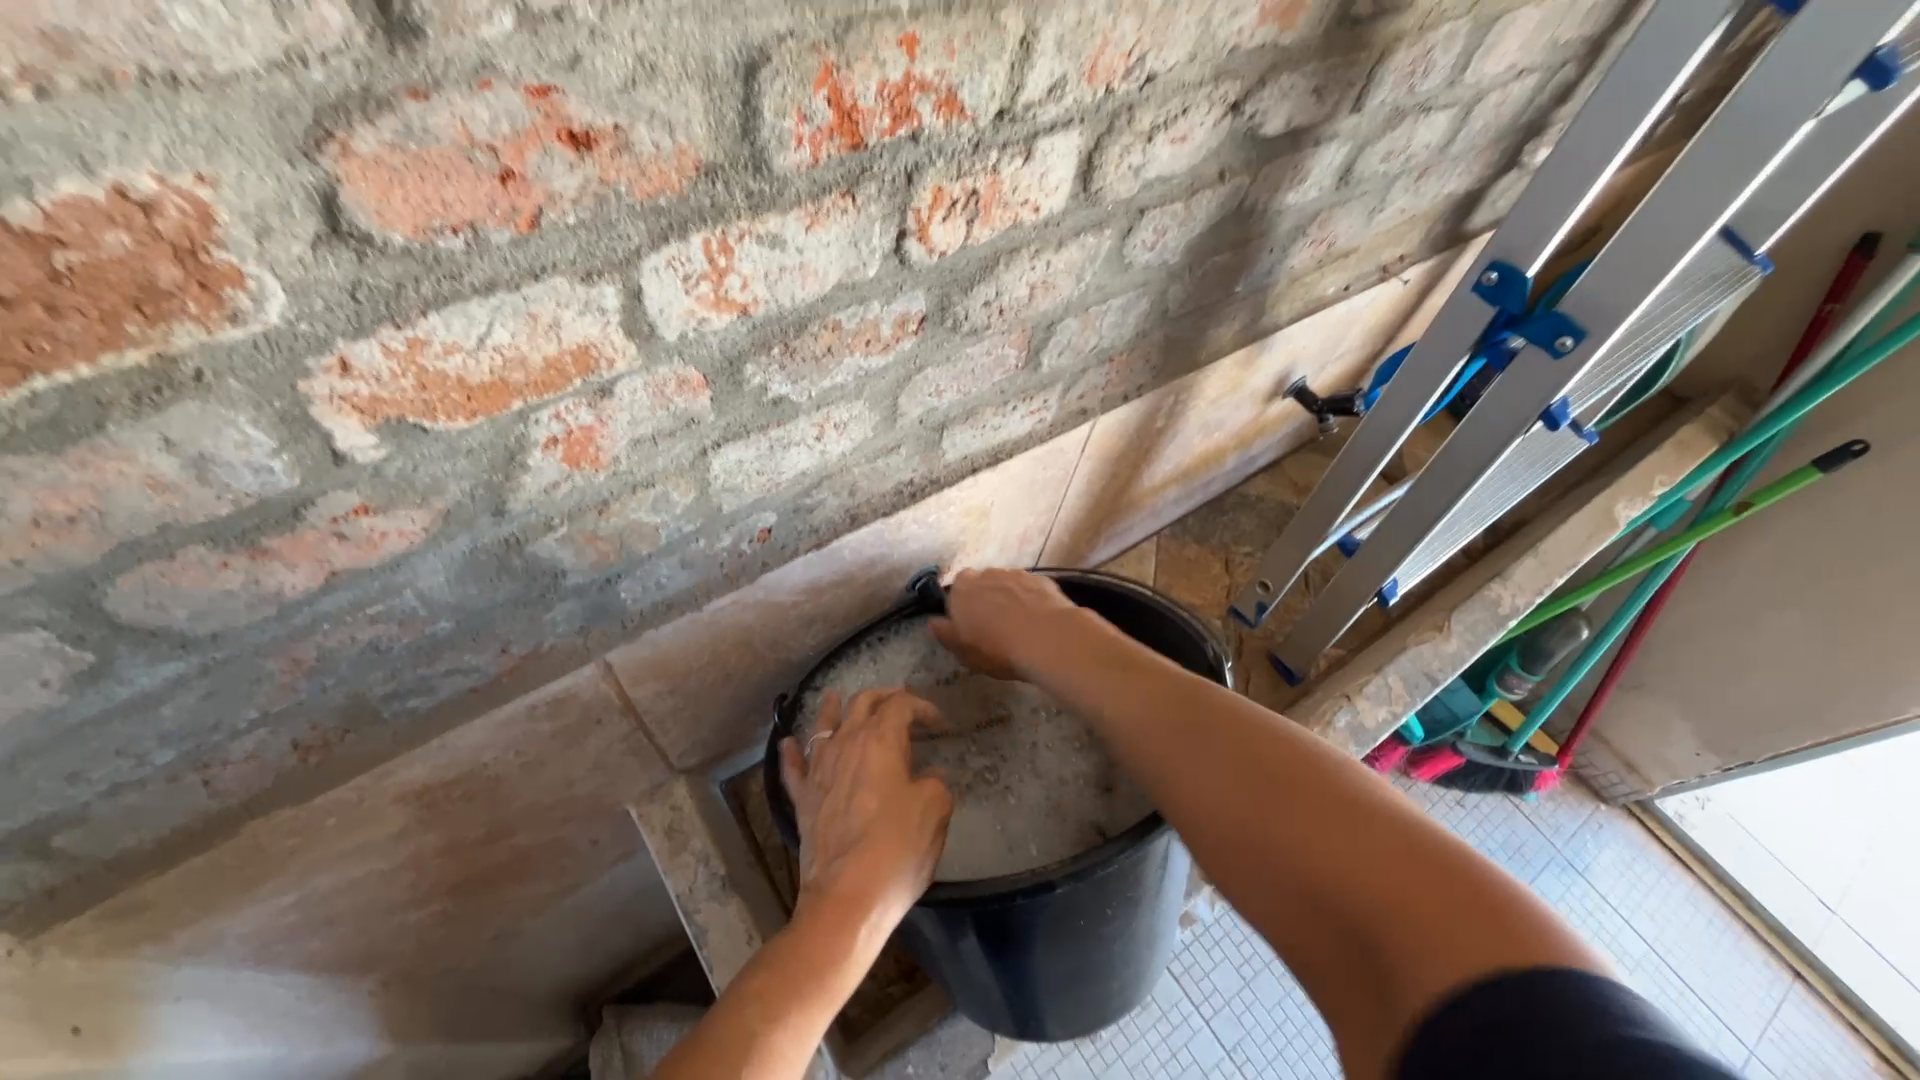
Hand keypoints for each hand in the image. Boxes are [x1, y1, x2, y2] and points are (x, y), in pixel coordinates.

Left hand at [780, 688, 953, 928]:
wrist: (848, 897)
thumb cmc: (897, 849)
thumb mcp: (934, 810)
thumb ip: (934, 783)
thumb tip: (925, 777)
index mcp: (880, 741)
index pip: (900, 706)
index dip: (921, 706)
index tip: (938, 722)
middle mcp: (845, 746)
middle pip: (861, 705)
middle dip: (882, 697)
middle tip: (899, 699)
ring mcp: (819, 772)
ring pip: (823, 727)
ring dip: (833, 709)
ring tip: (835, 695)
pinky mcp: (803, 801)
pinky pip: (794, 768)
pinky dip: (793, 753)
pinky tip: (789, 743)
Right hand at [930, 568, 1083, 679]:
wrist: (1046, 639)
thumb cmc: (996, 648)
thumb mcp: (962, 651)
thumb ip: (945, 634)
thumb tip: (933, 622)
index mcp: (962, 589)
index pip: (956, 592)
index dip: (963, 609)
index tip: (971, 627)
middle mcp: (987, 574)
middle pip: (983, 585)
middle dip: (987, 600)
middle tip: (996, 627)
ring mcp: (1016, 574)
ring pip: (1007, 585)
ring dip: (1010, 599)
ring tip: (1020, 625)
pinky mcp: (1041, 580)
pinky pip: (1030, 590)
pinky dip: (1031, 601)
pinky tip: (1038, 620)